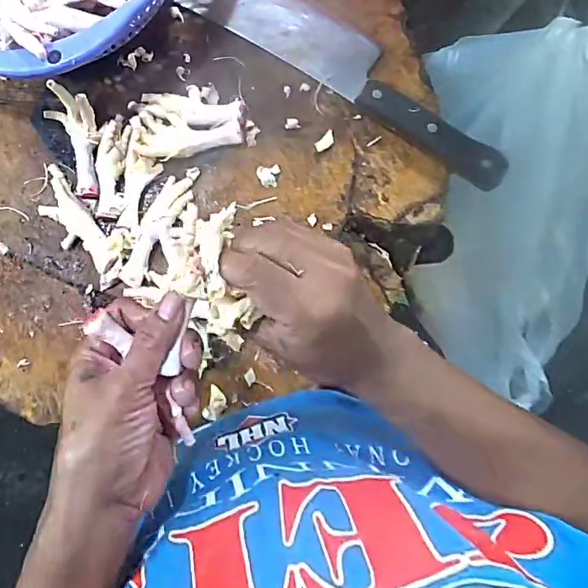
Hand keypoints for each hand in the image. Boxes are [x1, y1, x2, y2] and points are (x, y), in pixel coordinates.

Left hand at [49, 294, 201, 525]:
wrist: (110, 502)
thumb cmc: (104, 437)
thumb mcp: (126, 384)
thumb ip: (155, 340)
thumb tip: (175, 296)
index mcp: (101, 353)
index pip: (127, 314)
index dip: (150, 316)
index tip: (167, 326)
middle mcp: (124, 366)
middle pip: (162, 335)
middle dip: (177, 348)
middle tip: (185, 360)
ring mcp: (146, 389)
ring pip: (179, 361)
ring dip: (184, 377)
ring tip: (179, 397)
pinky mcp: (167, 411)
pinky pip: (187, 389)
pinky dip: (188, 399)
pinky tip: (181, 416)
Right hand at [221, 220, 411, 393]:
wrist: (375, 351)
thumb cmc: (324, 359)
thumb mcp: (278, 347)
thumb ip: (245, 314)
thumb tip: (216, 284)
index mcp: (304, 307)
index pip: (251, 269)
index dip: (224, 266)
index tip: (211, 273)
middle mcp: (321, 272)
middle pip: (261, 238)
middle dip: (235, 247)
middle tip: (224, 263)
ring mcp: (333, 254)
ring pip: (276, 227)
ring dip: (252, 238)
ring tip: (243, 256)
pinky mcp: (337, 246)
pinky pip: (293, 229)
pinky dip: (272, 237)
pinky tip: (267, 253)